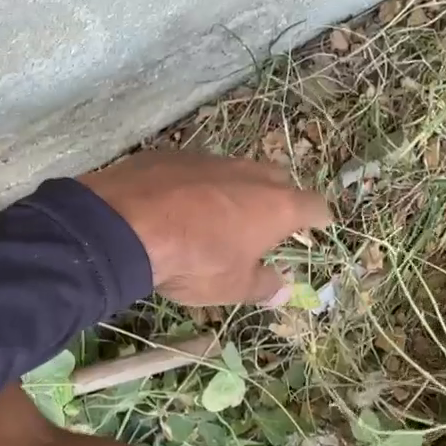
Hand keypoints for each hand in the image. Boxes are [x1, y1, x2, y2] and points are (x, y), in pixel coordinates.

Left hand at [80, 150, 333, 305]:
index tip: (320, 223)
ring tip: (223, 215)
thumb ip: (263, 285)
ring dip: (237, 190)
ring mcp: (211, 159)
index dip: (319, 216)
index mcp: (276, 206)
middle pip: (278, 180)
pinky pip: (198, 170)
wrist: (125, 224)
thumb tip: (283, 291)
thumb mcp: (233, 286)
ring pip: (236, 171)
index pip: (313, 205)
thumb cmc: (195, 261)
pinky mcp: (173, 155)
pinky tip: (180, 206)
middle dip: (280, 198)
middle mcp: (250, 174)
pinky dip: (199, 186)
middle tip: (270, 222)